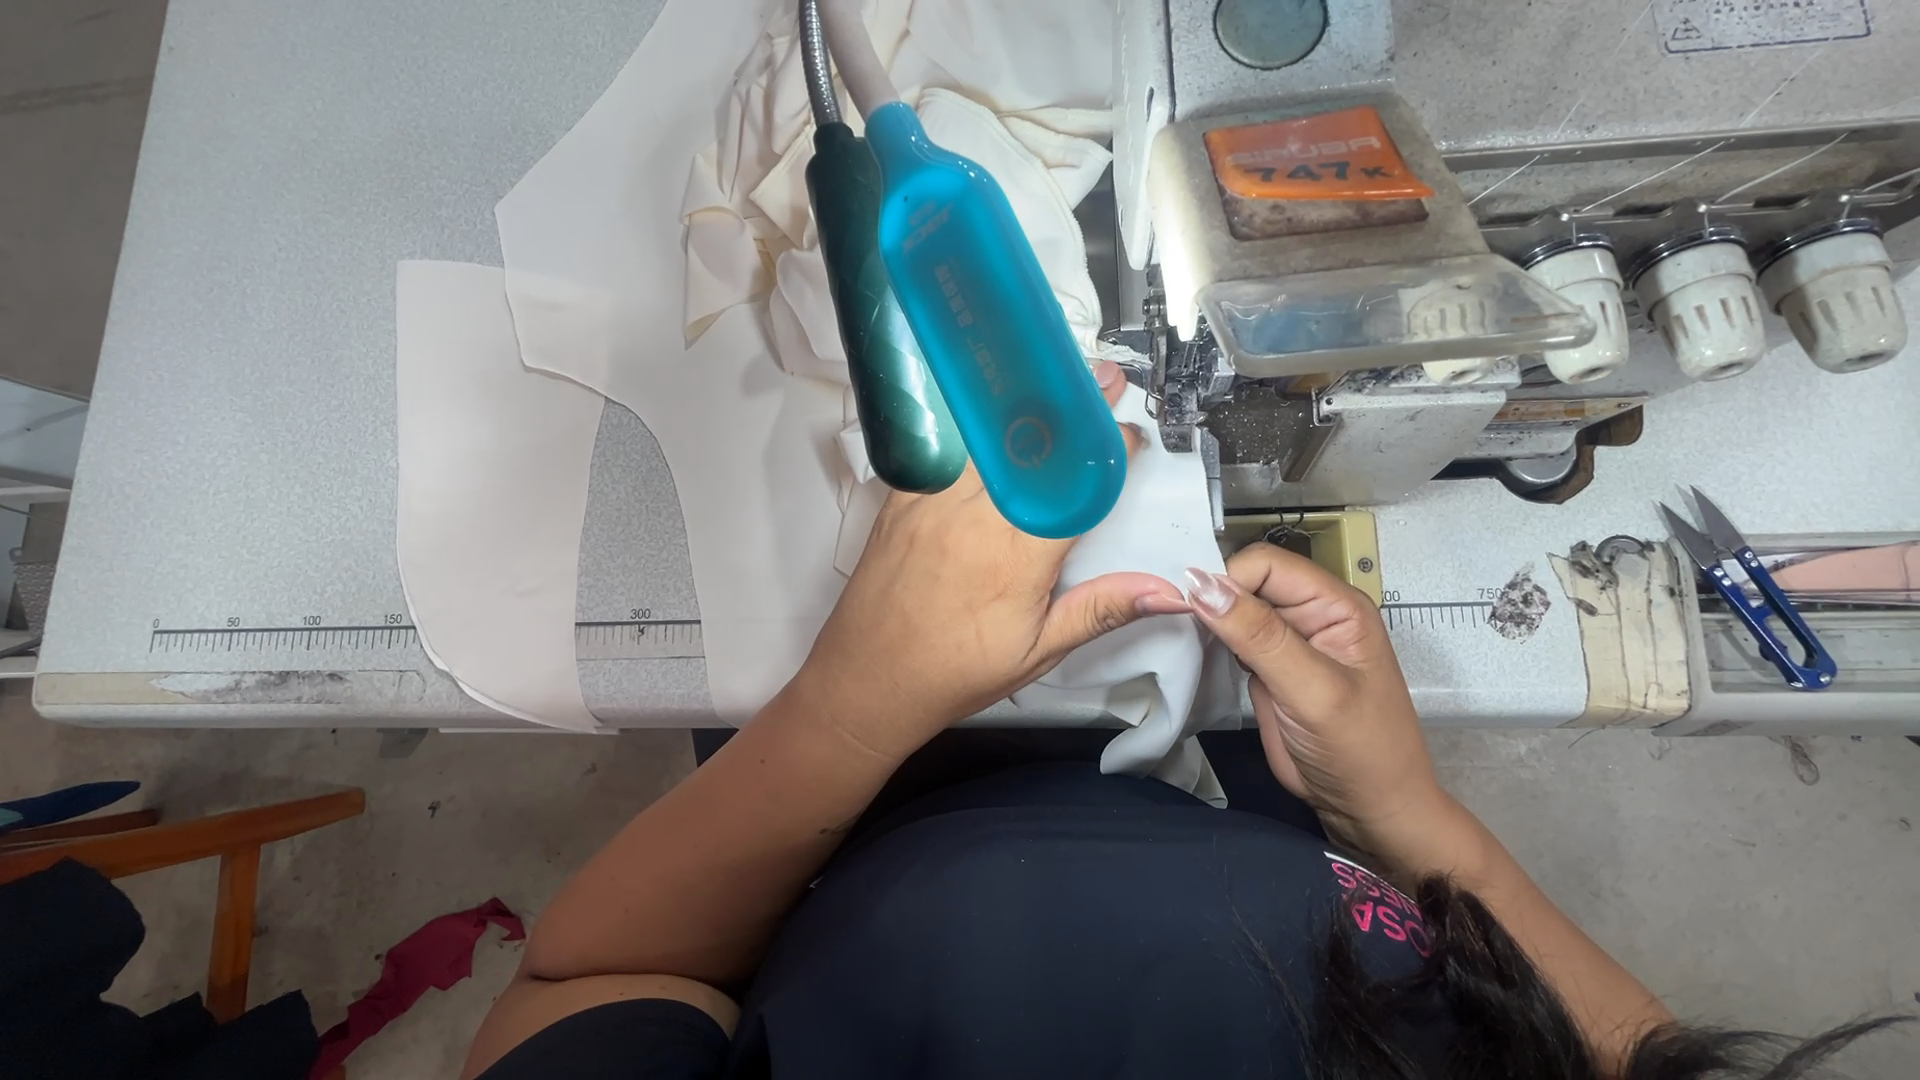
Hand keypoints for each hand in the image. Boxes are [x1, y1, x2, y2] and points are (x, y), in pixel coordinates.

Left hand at [788, 362, 1189, 759]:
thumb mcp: (1037, 652)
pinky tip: (991, 414)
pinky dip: (975, 427)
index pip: (1076, 485)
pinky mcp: (901, 499)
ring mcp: (930, 501)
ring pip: (986, 435)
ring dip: (1025, 407)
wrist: (866, 680)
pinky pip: (943, 449)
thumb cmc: (952, 672)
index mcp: (1016, 555)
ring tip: (1054, 384)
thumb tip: (1164, 591)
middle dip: (1075, 406)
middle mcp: (972, 516)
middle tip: (1104, 378)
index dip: (1110, 451)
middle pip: (1033, 444)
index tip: (1130, 432)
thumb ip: (1101, 610)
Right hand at [1182, 544, 1452, 866]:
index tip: (1196, 614)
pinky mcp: (1266, 667)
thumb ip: (1259, 636)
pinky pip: (1231, 638)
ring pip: (1234, 607)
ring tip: (1188, 642)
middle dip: (1213, 599)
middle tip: (1184, 629)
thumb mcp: (1313, 691)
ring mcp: (1287, 641)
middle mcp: (1310, 614)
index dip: (1228, 581)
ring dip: (1209, 620)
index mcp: (1335, 605)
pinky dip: (1211, 643)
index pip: (1266, 565)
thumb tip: (1200, 585)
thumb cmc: (1360, 752)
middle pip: (1247, 581)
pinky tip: (1199, 656)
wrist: (1367, 810)